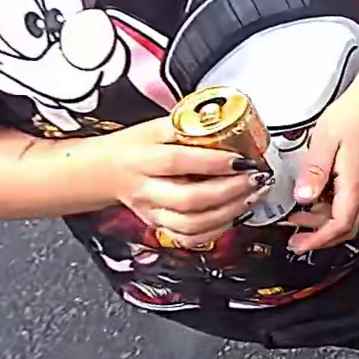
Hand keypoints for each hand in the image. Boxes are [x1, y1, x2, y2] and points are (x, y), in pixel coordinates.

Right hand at [98, 116, 271, 246]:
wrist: (103, 171)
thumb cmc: (138, 146)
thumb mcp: (159, 127)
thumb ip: (192, 124)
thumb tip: (230, 119)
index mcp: (142, 159)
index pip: (177, 162)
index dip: (214, 162)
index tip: (244, 159)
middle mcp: (145, 190)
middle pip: (188, 199)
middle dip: (230, 191)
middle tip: (256, 179)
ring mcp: (152, 212)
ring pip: (191, 224)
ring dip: (230, 212)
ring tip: (254, 195)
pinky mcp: (159, 227)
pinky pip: (190, 238)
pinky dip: (218, 230)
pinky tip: (237, 214)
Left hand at [287, 67, 358, 252]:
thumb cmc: (353, 116)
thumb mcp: (324, 141)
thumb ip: (313, 172)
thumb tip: (303, 198)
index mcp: (355, 181)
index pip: (340, 223)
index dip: (319, 239)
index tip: (299, 245)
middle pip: (348, 227)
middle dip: (322, 238)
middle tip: (296, 240)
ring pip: (350, 216)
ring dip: (326, 224)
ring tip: (299, 218)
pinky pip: (352, 203)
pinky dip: (333, 210)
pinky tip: (315, 200)